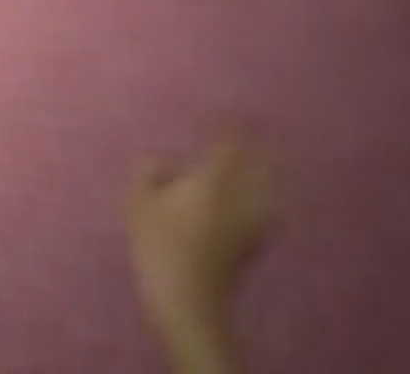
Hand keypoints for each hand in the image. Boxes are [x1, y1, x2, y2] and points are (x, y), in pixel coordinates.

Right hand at [127, 139, 275, 345]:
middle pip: (260, 165)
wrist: (188, 298)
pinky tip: (263, 196)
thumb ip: (148, 172)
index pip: (229, 146)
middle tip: (258, 128)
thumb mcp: (138, 201)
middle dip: (260, 145)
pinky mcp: (253, 243)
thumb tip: (160, 160)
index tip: (230, 111)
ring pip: (270, 187)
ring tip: (268, 159)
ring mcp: (251, 222)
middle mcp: (239, 197)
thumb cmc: (159, 243)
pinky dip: (268, 194)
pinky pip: (267, 207)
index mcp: (211, 180)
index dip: (232, 127)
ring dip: (271, 170)